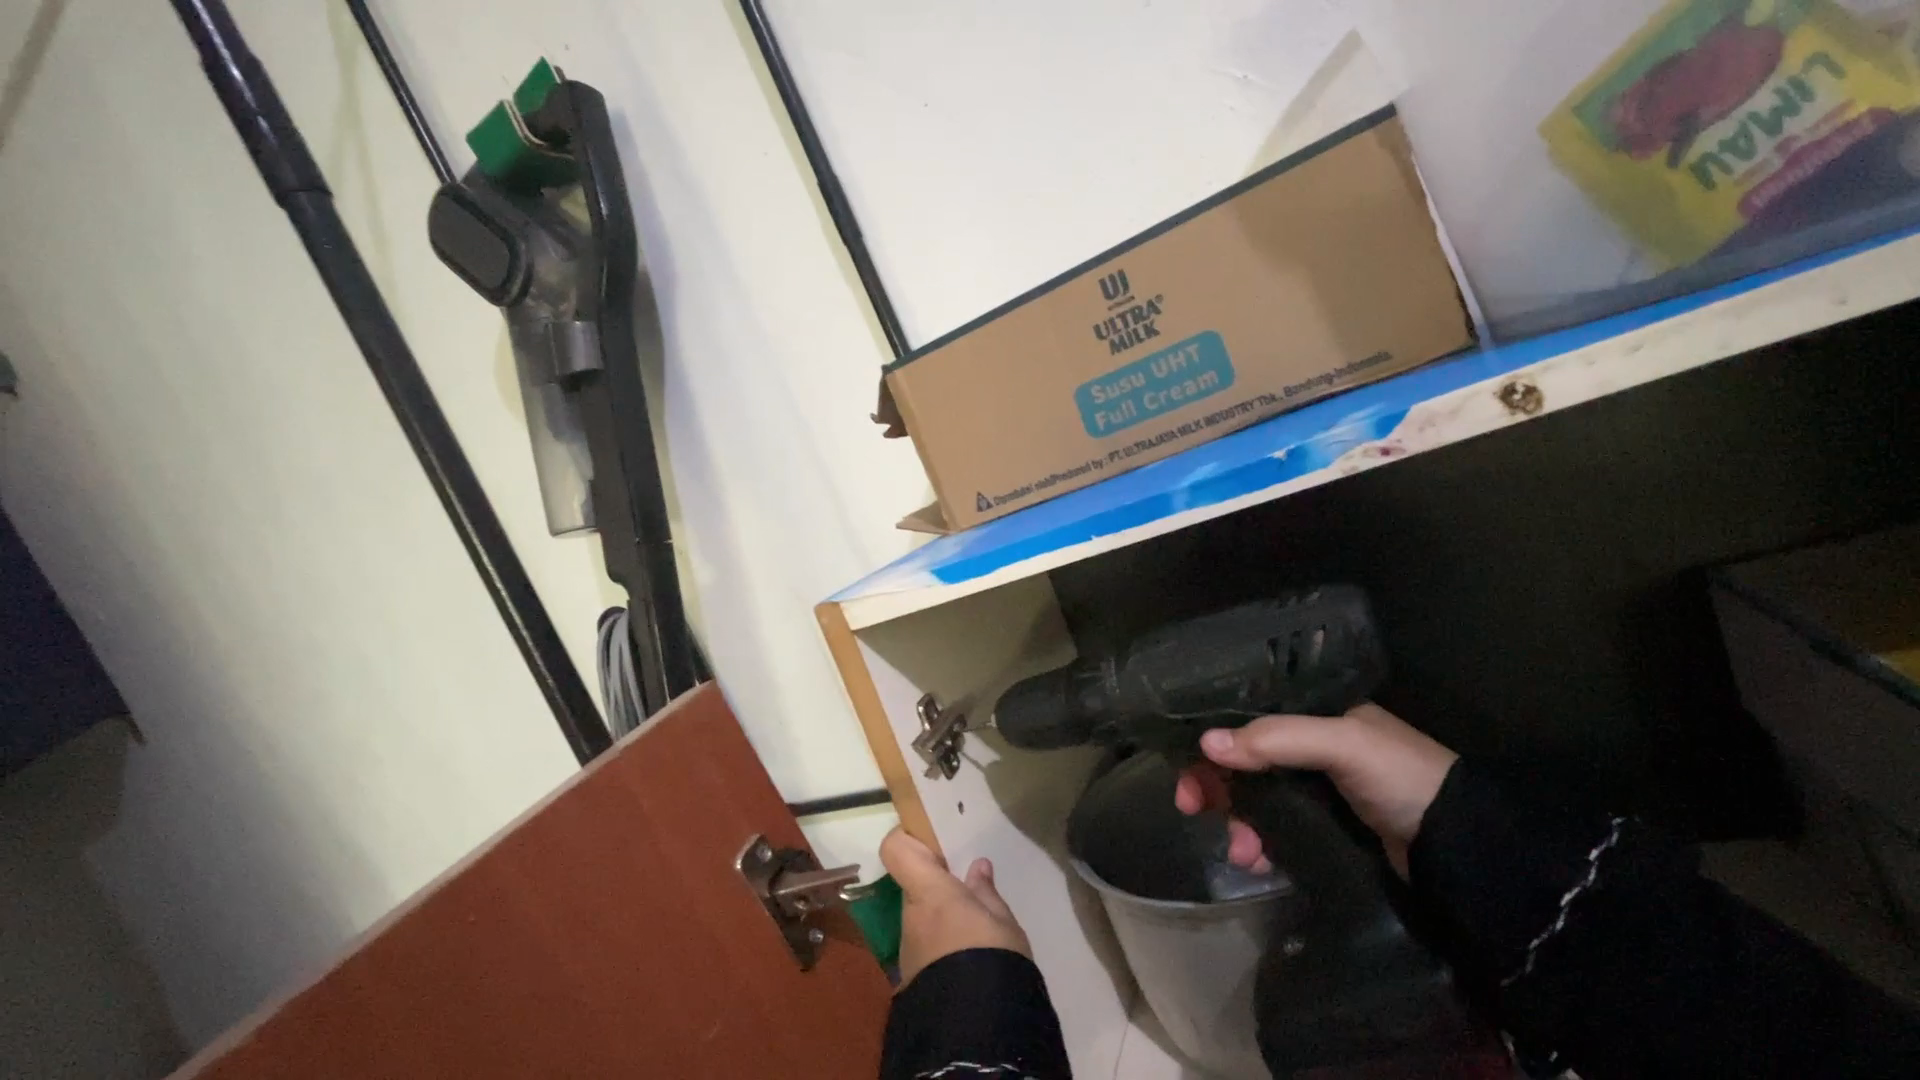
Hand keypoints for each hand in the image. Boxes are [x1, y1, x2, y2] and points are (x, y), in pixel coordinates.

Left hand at [880, 826, 1030, 985]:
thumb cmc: (991, 957)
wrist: (975, 1028)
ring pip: (920, 916)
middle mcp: (910, 915)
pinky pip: (925, 945)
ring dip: (941, 916)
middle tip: (969, 888)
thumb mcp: (1002, 921)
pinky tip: (968, 956)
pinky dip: (942, 943)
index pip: (896, 849)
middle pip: (913, 885)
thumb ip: (986, 892)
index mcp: (929, 892)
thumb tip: (977, 867)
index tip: (931, 839)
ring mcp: (908, 948)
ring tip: (976, 929)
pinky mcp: (912, 977)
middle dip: (937, 884)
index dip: (908, 838)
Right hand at [1174, 703, 1457, 877]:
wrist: (1460, 846)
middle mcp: (1312, 746)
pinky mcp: (1325, 827)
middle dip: (1216, 785)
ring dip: (1238, 822)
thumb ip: (1276, 740)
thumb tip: (1205, 744)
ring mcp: (1318, 789)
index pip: (1249, 718)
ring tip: (1242, 852)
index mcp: (1316, 714)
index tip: (1188, 768)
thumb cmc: (1402, 777)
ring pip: (1257, 797)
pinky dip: (1261, 842)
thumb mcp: (1342, 744)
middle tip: (1191, 808)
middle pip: (1244, 760)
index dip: (1213, 738)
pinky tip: (1257, 860)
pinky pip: (1277, 828)